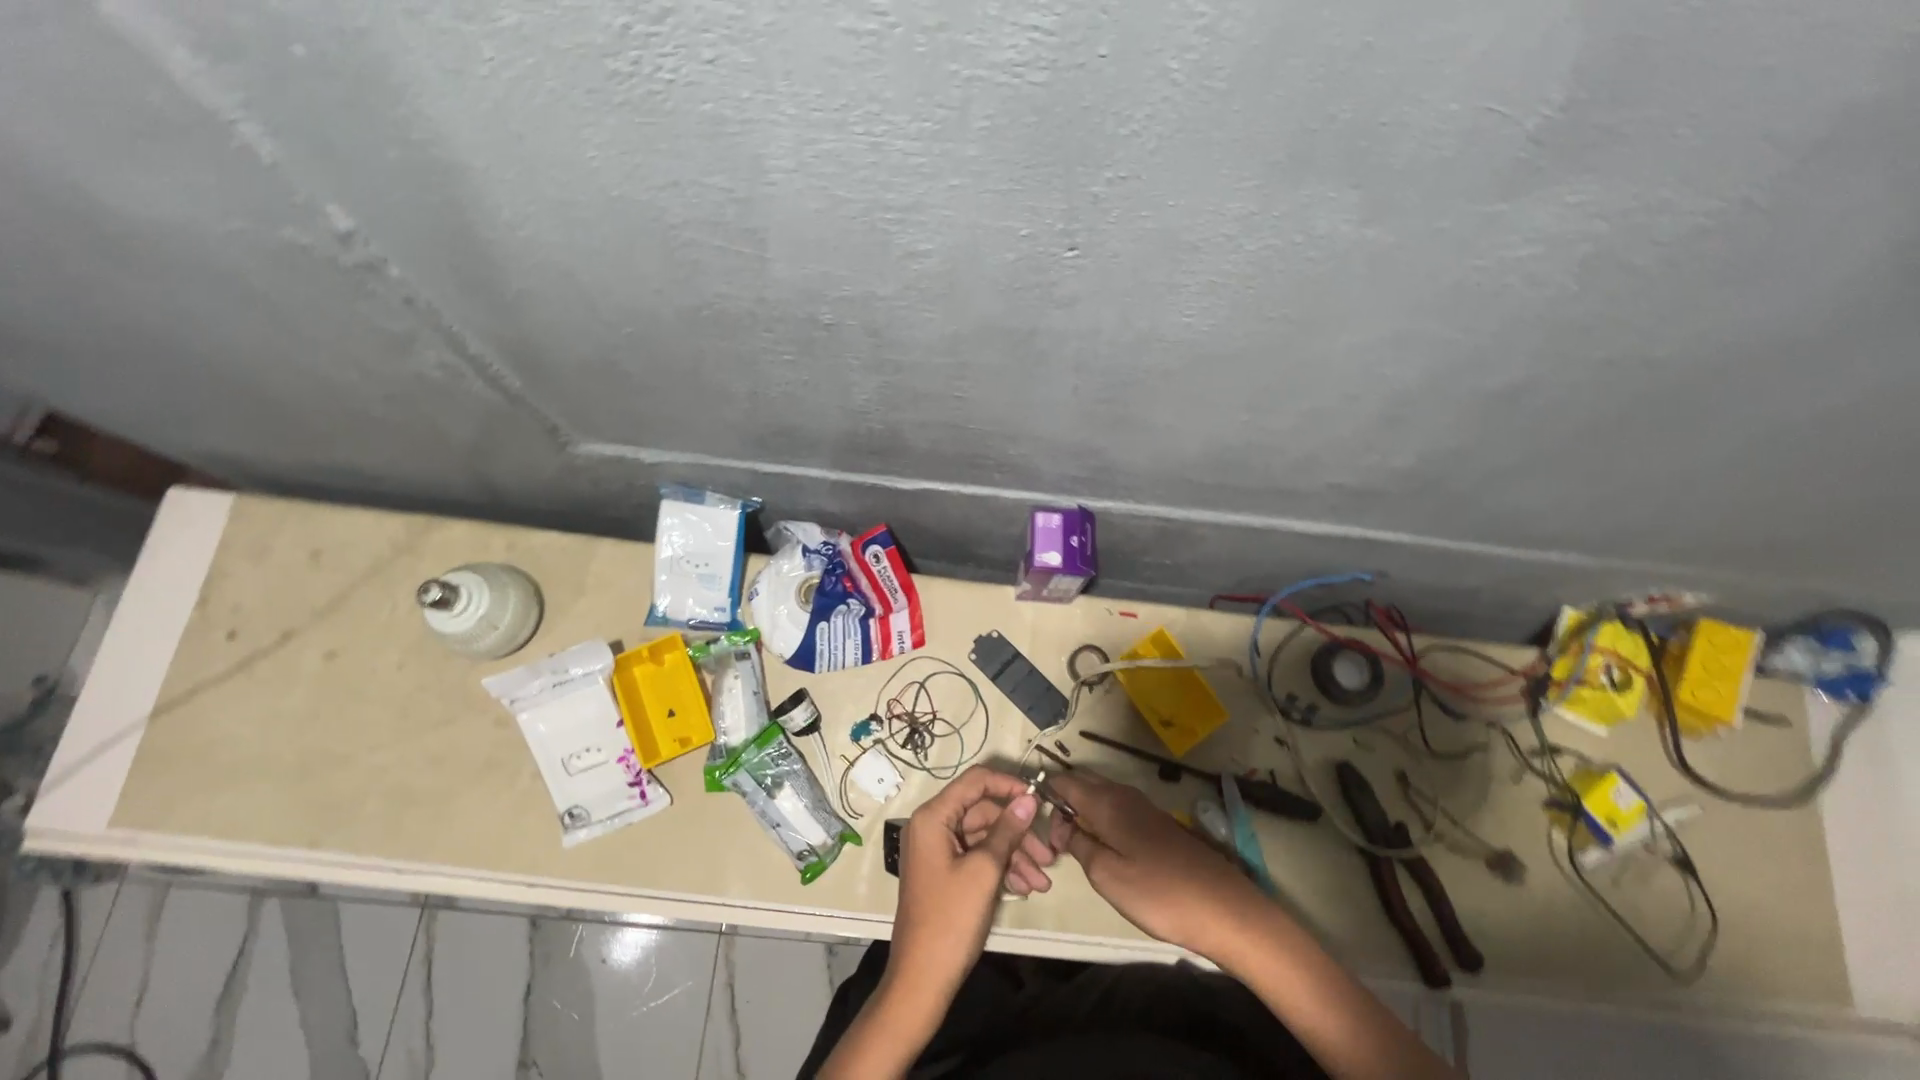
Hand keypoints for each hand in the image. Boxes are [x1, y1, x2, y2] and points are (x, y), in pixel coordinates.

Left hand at [886, 766, 1054, 1004]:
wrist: (923, 977)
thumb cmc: (951, 918)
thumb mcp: (985, 871)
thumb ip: (1007, 830)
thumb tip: (1029, 797)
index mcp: (932, 817)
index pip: (975, 781)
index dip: (1008, 785)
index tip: (1039, 799)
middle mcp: (931, 827)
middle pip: (983, 812)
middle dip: (1017, 833)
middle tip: (1049, 857)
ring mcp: (937, 851)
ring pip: (984, 838)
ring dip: (1014, 856)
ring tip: (1042, 883)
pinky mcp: (945, 873)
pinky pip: (976, 858)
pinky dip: (1001, 869)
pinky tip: (1024, 890)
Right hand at [1047, 770, 1268, 958]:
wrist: (1223, 909)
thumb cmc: (1158, 893)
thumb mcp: (1106, 875)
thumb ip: (1078, 845)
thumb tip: (1063, 826)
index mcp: (1107, 801)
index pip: (1064, 780)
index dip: (1044, 797)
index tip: (1037, 830)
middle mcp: (1125, 795)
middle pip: (1083, 784)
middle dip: (1063, 804)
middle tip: (1055, 843)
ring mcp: (1145, 808)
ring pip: (1102, 798)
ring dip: (1083, 815)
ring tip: (1076, 851)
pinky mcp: (1159, 825)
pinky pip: (1119, 811)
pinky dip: (1103, 823)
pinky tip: (1106, 852)